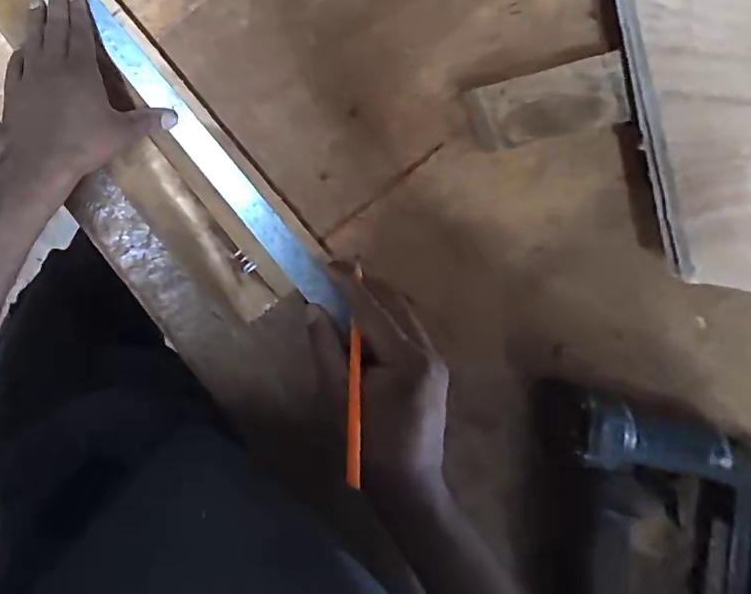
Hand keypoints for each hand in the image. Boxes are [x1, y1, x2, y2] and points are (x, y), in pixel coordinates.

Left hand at [0, 0, 175, 191]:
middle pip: (56, 28)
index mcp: (81, 69)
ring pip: (33, 40)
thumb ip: (146, 122)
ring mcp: (30, 76)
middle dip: (58, 6)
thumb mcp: (120, 133)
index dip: (79, 12)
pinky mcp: (13, 91)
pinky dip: (19, 53)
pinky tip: (20, 48)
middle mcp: (54, 65)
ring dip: (35, 21)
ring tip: (35, 4)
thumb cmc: (83, 144)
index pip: (81, 32)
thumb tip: (175, 118)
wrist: (38, 163)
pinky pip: (15, 65)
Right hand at [309, 264, 450, 498]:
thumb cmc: (369, 445)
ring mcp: (436, 360)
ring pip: (406, 312)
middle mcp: (428, 353)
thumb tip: (314, 308)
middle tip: (336, 270)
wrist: (410, 487)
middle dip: (365, 283)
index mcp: (407, 360)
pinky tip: (366, 318)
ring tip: (347, 288)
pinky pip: (409, 327)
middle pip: (395, 302)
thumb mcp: (339, 397)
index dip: (348, 284)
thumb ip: (326, 348)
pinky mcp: (434, 368)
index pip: (373, 310)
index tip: (327, 263)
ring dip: (377, 296)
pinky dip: (387, 314)